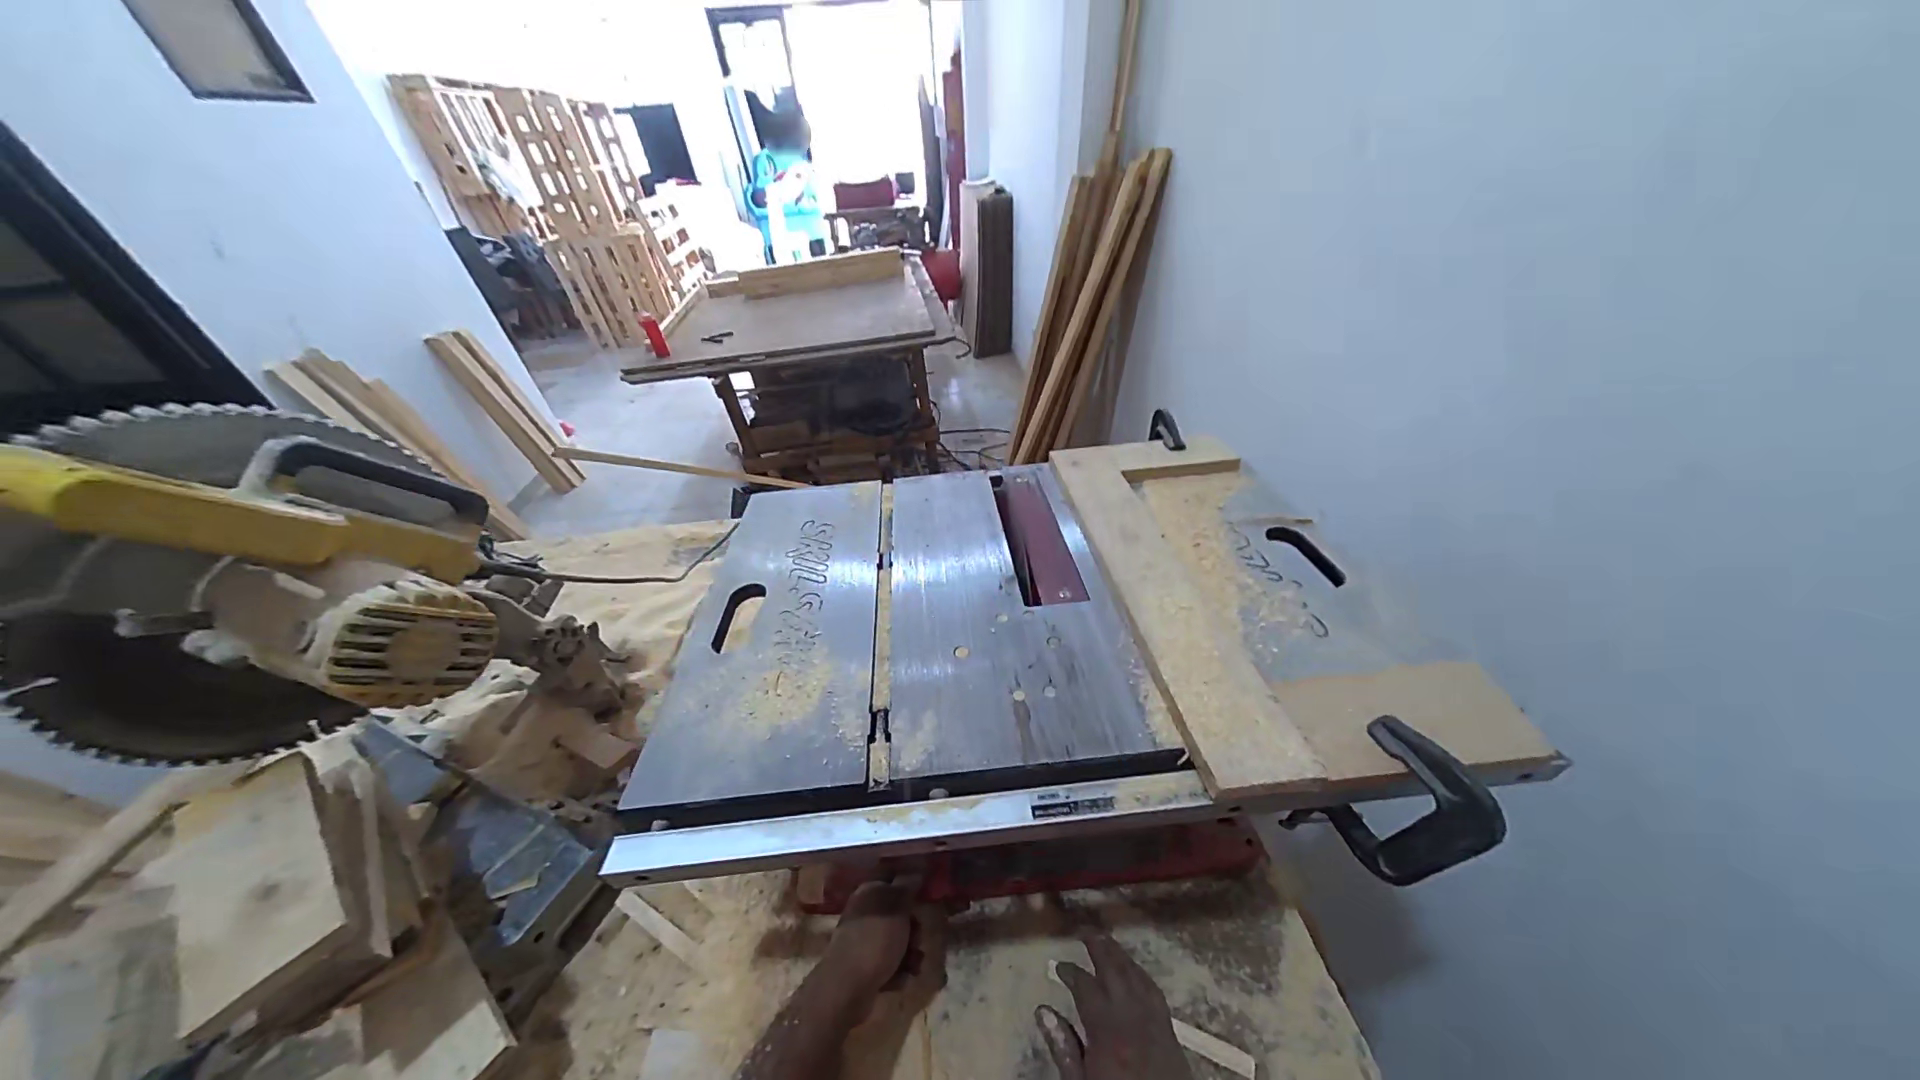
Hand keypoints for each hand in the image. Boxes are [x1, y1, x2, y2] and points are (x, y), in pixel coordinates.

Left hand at [816, 880, 918, 1015]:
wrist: (847, 988)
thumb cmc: (875, 939)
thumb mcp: (896, 906)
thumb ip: (907, 885)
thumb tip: (916, 868)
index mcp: (868, 892)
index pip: (892, 879)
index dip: (910, 886)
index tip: (924, 899)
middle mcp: (863, 913)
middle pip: (897, 914)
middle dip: (914, 929)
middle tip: (918, 939)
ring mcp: (861, 941)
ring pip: (895, 941)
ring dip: (909, 954)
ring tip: (914, 966)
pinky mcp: (863, 967)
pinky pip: (888, 963)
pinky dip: (897, 971)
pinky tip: (899, 979)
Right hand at [1036, 933, 1193, 1079]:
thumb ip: (1063, 1047)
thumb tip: (1042, 1010)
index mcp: (1106, 1030)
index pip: (1085, 987)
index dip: (1071, 972)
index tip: (1059, 967)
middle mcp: (1131, 1017)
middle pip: (1114, 971)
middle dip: (1098, 947)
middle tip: (1084, 930)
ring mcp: (1154, 1022)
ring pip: (1136, 976)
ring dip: (1119, 954)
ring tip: (1105, 940)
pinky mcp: (1170, 1031)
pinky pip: (1154, 991)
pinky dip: (1141, 973)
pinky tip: (1134, 969)